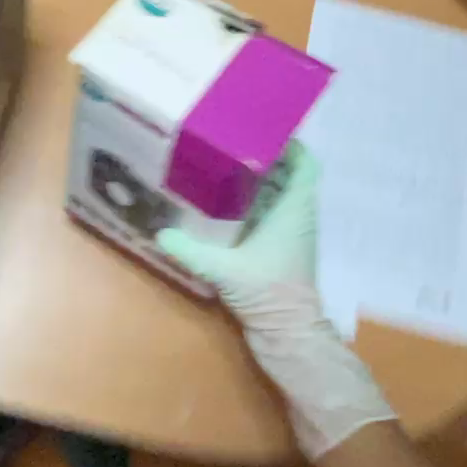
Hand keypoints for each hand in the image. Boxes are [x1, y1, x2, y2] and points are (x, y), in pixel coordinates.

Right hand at [158, 145, 395, 458]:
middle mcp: (298, 218)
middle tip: (229, 144)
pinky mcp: (281, 255)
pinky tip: (222, 210)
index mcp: (296, 210)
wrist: (290, 338)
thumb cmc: (271, 294)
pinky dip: (252, 210)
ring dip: (257, 184)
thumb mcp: (226, 269)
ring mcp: (291, 238)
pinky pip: (269, 220)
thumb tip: (159, 233)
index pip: (306, 164)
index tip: (262, 129)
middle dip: (264, 159)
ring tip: (221, 169)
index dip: (292, 144)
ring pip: (279, 199)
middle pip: (288, 177)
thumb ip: (192, 250)